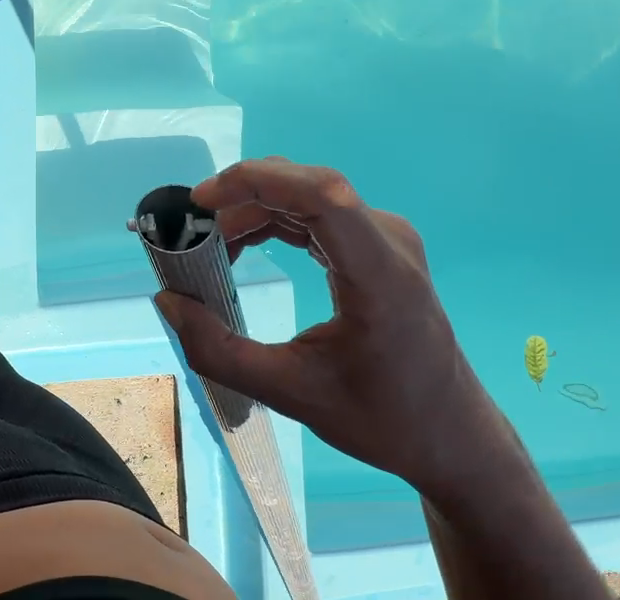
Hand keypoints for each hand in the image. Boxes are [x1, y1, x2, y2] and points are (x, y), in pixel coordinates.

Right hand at [152, 158, 508, 495]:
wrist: (452, 436)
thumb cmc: (380, 419)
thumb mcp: (289, 393)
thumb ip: (218, 350)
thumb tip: (167, 301)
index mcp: (379, 277)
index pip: (321, 196)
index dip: (256, 182)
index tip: (201, 203)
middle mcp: (388, 243)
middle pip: (306, 186)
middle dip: (239, 195)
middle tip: (191, 227)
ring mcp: (386, 240)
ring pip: (305, 194)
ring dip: (249, 208)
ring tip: (209, 245)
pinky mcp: (377, 246)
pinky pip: (314, 211)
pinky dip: (269, 219)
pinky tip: (240, 245)